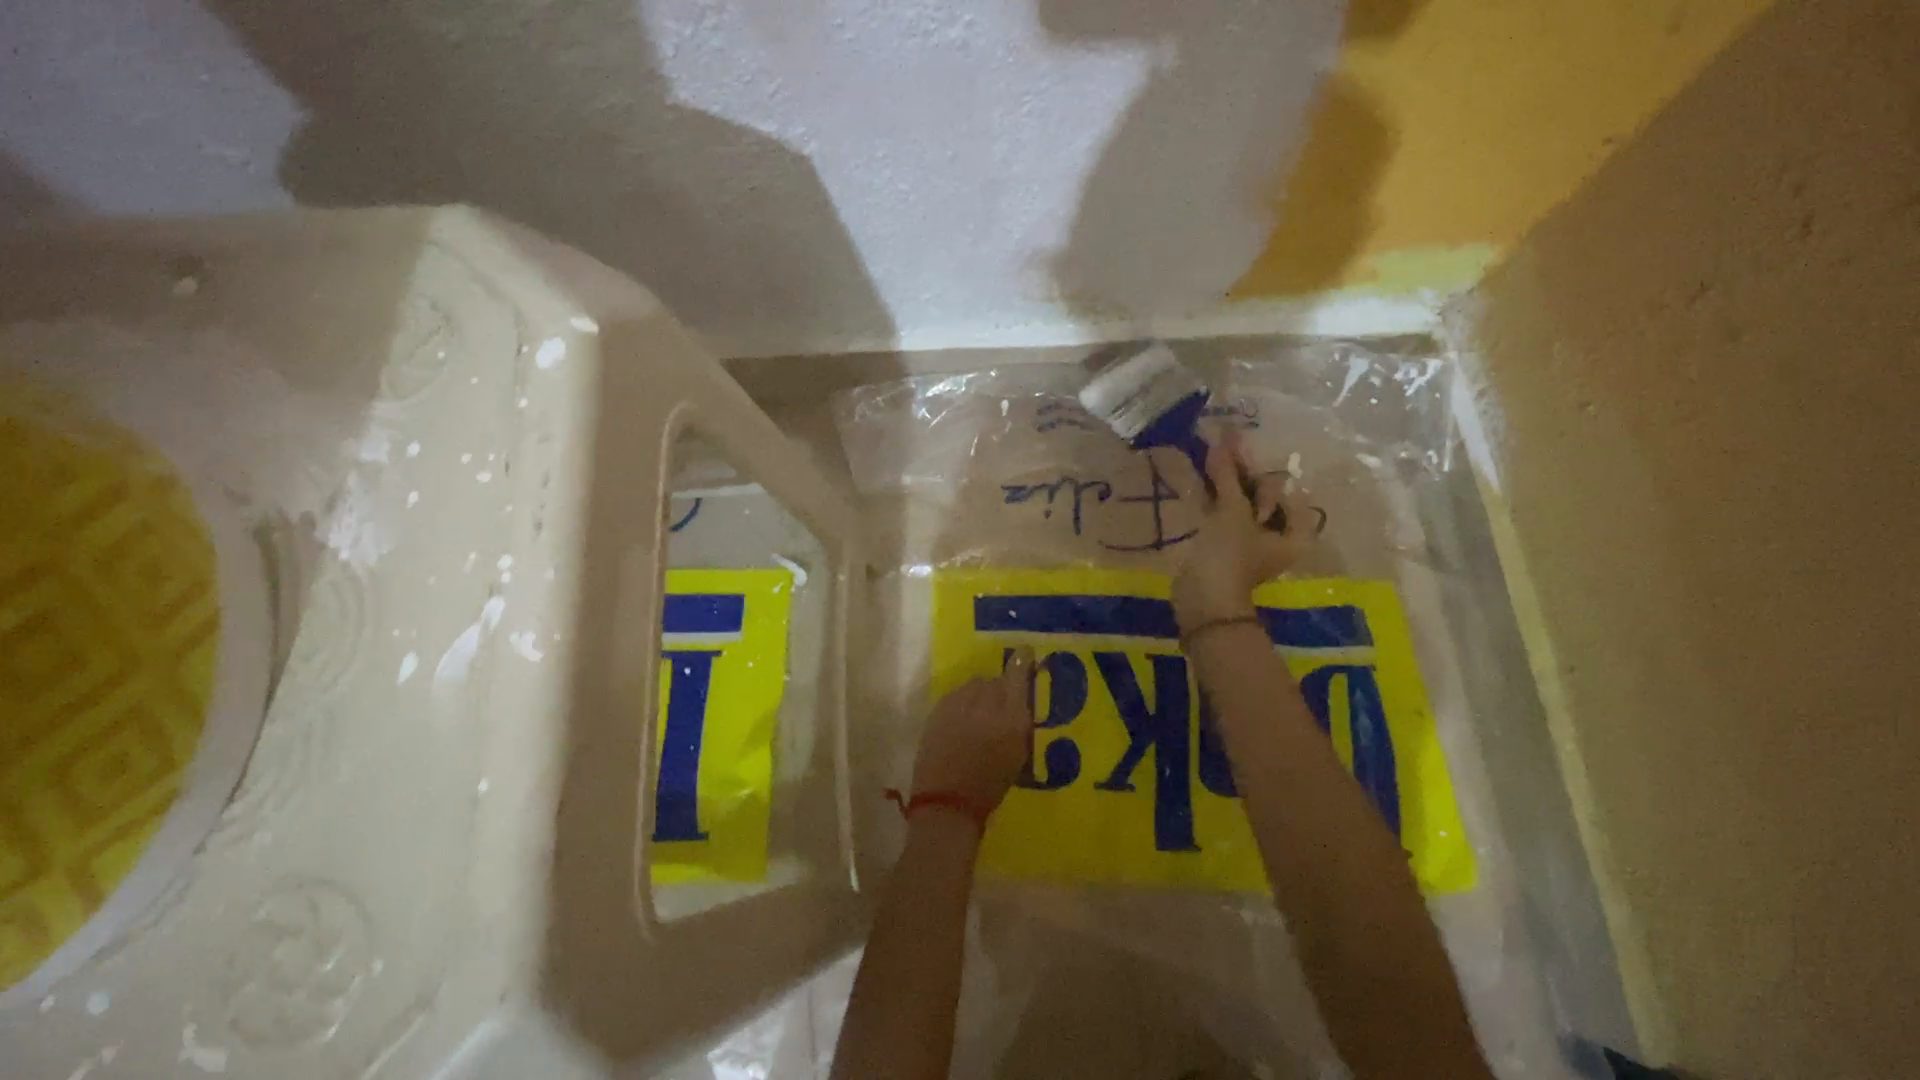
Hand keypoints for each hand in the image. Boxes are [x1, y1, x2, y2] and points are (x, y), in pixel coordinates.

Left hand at [911, 648, 1035, 812]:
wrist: (948, 802)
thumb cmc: (990, 787)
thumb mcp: (1018, 755)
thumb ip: (1019, 724)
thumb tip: (1018, 703)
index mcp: (1014, 719)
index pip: (1018, 676)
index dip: (1021, 660)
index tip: (1024, 652)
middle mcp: (989, 705)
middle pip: (996, 680)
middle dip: (999, 689)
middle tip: (998, 707)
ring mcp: (961, 704)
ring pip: (974, 684)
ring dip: (979, 694)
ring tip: (977, 714)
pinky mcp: (939, 709)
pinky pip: (956, 694)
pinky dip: (961, 702)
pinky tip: (960, 720)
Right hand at [1163, 432, 1316, 626]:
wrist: (1203, 600)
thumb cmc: (1231, 556)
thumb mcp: (1233, 512)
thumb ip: (1227, 476)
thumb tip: (1222, 441)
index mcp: (1295, 533)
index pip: (1290, 491)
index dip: (1268, 469)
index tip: (1246, 448)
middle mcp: (1277, 536)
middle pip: (1265, 496)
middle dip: (1245, 471)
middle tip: (1228, 442)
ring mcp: (1250, 541)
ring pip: (1242, 503)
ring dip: (1228, 480)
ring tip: (1213, 450)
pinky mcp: (1225, 545)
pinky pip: (1225, 513)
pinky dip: (1216, 496)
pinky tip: (1203, 473)